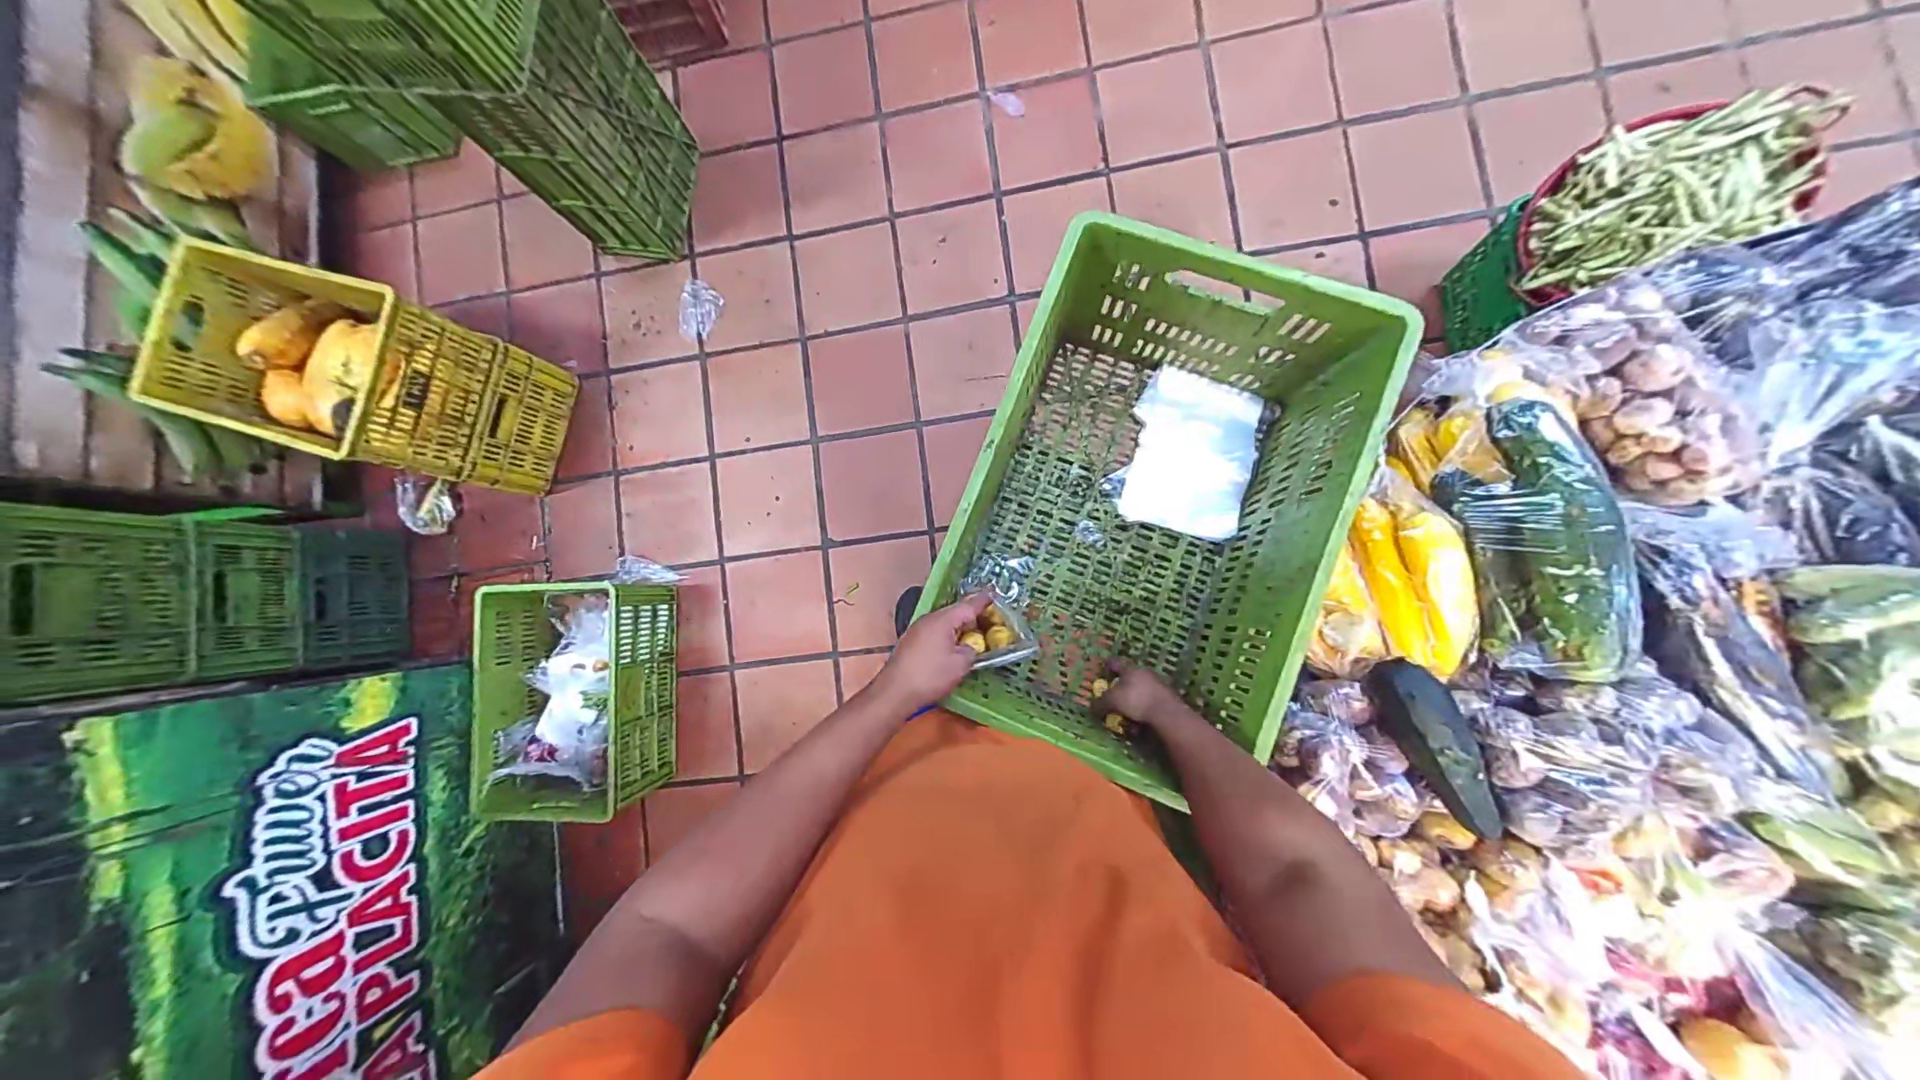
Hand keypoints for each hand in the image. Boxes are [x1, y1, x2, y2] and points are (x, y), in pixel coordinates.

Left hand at [870, 592, 995, 710]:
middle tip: (989, 620)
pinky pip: (935, 632)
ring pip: (944, 623)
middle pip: (954, 612)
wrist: (895, 691)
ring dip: (959, 627)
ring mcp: (917, 630)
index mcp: (942, 620)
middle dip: (971, 616)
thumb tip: (969, 647)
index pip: (967, 605)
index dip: (983, 601)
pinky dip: (947, 636)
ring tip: (974, 635)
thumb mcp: (960, 665)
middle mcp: (929, 620)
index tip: (994, 594)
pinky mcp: (911, 642)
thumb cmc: (930, 676)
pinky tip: (953, 647)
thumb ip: (971, 651)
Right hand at [1095, 663, 1198, 730]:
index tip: (1101, 673)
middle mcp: (1145, 673)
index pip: (1114, 663)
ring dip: (1133, 699)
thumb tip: (1091, 707)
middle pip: (1129, 676)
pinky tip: (1140, 721)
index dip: (1106, 667)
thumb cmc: (1136, 700)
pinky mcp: (1168, 697)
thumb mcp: (1112, 701)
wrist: (1167, 713)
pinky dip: (1143, 708)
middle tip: (1113, 696)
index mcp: (1130, 669)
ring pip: (1141, 689)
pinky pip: (1150, 701)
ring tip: (1126, 712)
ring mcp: (1158, 684)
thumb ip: (1100, 703)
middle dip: (1120, 686)